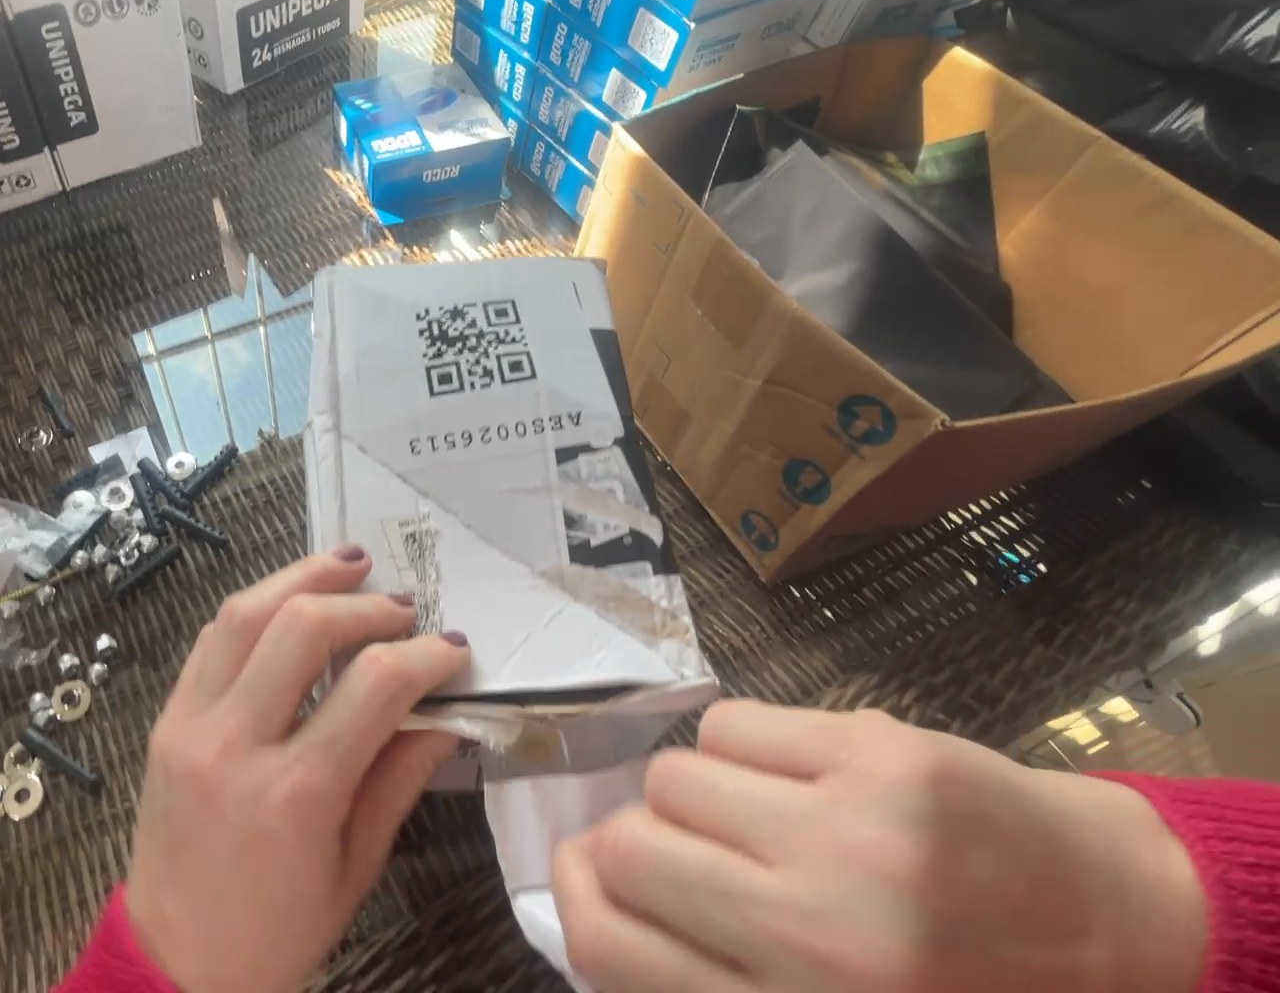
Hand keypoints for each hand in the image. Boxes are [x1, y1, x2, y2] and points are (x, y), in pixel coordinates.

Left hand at [125, 547, 471, 992]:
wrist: (171, 966)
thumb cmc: (277, 933)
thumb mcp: (356, 866)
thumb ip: (400, 778)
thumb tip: (445, 715)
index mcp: (296, 793)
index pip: (374, 685)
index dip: (426, 655)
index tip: (452, 648)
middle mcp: (235, 744)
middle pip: (302, 627)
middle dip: (364, 604)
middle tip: (402, 605)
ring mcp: (189, 724)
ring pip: (243, 614)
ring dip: (301, 578)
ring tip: (347, 564)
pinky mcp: (165, 719)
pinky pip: (210, 640)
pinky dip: (255, 609)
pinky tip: (288, 601)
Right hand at [553, 701, 1207, 992]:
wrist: (1120, 930)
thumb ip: (705, 975)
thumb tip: (588, 883)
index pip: (606, 945)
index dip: (572, 896)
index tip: (583, 872)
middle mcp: (814, 937)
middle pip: (625, 843)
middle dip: (637, 837)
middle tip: (683, 846)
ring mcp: (849, 836)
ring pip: (671, 775)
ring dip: (696, 793)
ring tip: (754, 812)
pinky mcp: (879, 755)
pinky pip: (729, 724)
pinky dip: (740, 746)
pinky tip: (795, 772)